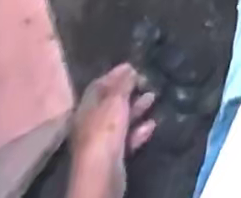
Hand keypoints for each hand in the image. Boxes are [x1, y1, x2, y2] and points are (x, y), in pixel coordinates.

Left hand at [67, 63, 157, 197]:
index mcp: (87, 105)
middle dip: (130, 90)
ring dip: (137, 108)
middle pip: (112, 101)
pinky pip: (127, 137)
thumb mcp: (116, 99)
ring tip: (153, 97)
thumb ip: (124, 83)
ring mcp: (102, 139)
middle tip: (147, 81)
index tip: (134, 66)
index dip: (116, 74)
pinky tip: (152, 124)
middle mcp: (92, 121)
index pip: (100, 83)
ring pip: (121, 119)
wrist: (102, 173)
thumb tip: (130, 68)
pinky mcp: (113, 156)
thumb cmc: (105, 129)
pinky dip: (139, 129)